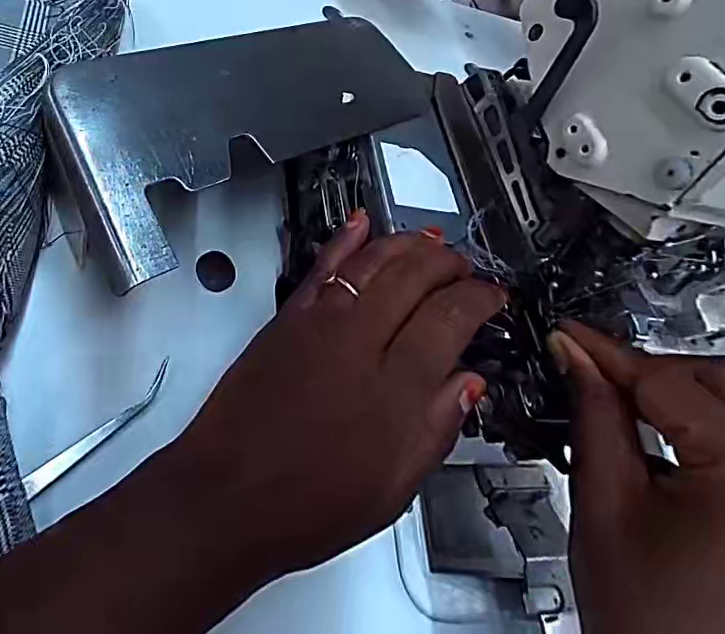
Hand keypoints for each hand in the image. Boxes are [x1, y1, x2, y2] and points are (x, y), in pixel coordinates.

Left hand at [157, 214, 507, 578]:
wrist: (230, 490)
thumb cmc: (306, 500)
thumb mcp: (393, 485)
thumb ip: (436, 426)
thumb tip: (468, 384)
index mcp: (395, 390)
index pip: (451, 320)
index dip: (479, 300)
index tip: (493, 296)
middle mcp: (358, 345)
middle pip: (414, 279)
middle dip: (448, 264)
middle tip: (466, 266)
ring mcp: (318, 325)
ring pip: (371, 264)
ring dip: (405, 245)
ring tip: (430, 239)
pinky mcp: (287, 318)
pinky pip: (322, 267)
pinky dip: (343, 240)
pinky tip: (359, 224)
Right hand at [549, 321, 724, 633]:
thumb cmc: (655, 633)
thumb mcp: (604, 506)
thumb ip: (594, 415)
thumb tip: (577, 357)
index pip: (673, 383)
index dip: (609, 352)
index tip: (571, 336)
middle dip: (655, 370)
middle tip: (594, 369)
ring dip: (690, 405)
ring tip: (627, 412)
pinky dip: (724, 446)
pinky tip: (675, 457)